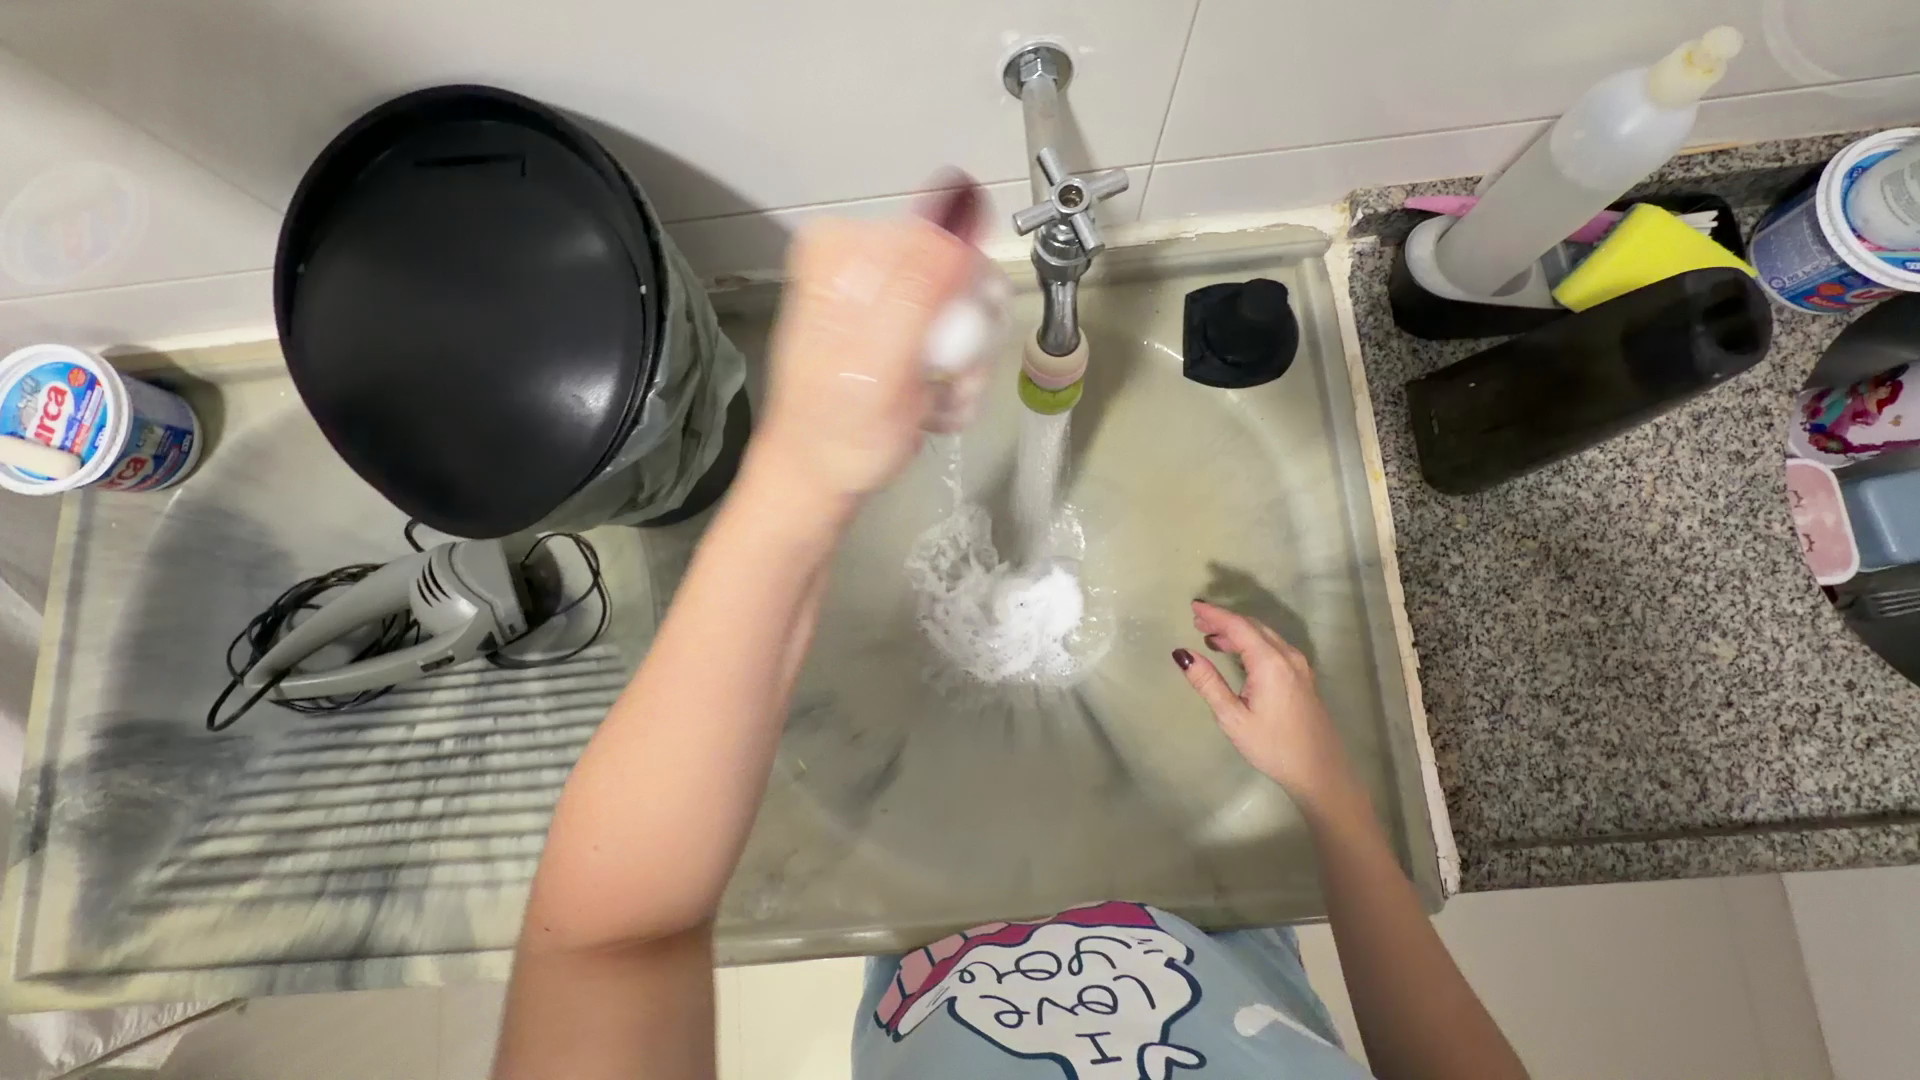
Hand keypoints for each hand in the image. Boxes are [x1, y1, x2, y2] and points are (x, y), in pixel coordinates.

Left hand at [751, 213, 979, 504]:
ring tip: (935, 403)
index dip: (962, 303)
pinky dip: (959, 380)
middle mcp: (869, 262)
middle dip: (968, 343)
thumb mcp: (876, 365)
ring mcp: (894, 295)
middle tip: (948, 383)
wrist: (824, 474)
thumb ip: (915, 291)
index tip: (946, 355)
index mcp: (843, 251)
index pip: (944, 242)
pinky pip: (968, 339)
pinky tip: (932, 406)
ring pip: (975, 312)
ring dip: (966, 370)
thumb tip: (961, 218)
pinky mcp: (914, 327)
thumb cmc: (836, 433)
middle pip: (966, 275)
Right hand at [1174, 601, 1365, 814]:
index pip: (1238, 627)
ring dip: (1238, 632)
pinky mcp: (1303, 677)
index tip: (1193, 606)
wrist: (1320, 772)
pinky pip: (1274, 647)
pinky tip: (1238, 655)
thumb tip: (1183, 654)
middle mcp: (1288, 657)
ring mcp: (1299, 666)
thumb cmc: (1273, 746)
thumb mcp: (1233, 718)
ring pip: (1265, 636)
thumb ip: (1208, 683)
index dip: (1214, 614)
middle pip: (1253, 626)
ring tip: (1212, 637)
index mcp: (1270, 663)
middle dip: (1225, 620)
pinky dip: (1252, 642)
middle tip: (1197, 621)